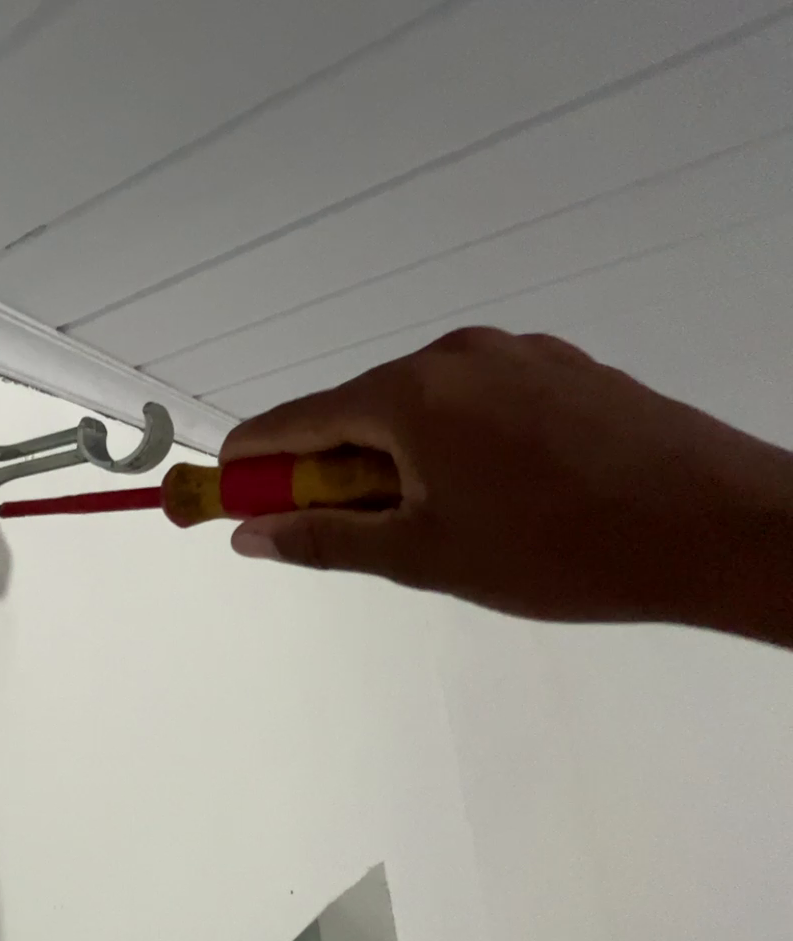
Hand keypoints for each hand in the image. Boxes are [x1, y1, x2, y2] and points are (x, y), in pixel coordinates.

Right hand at [221, 327, 792, 643]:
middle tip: (338, 523)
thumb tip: (245, 537)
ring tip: (423, 512)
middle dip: (323, 467)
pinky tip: (481, 484)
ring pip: (405, 405)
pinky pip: (462, 398)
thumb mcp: (422, 557)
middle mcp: (450, 356)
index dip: (248, 463)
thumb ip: (320, 540)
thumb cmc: (560, 550)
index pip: (289, 424)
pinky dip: (439, 438)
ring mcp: (511, 353)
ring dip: (383, 455)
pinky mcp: (559, 365)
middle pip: (347, 411)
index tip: (228, 496)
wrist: (743, 533)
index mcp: (407, 395)